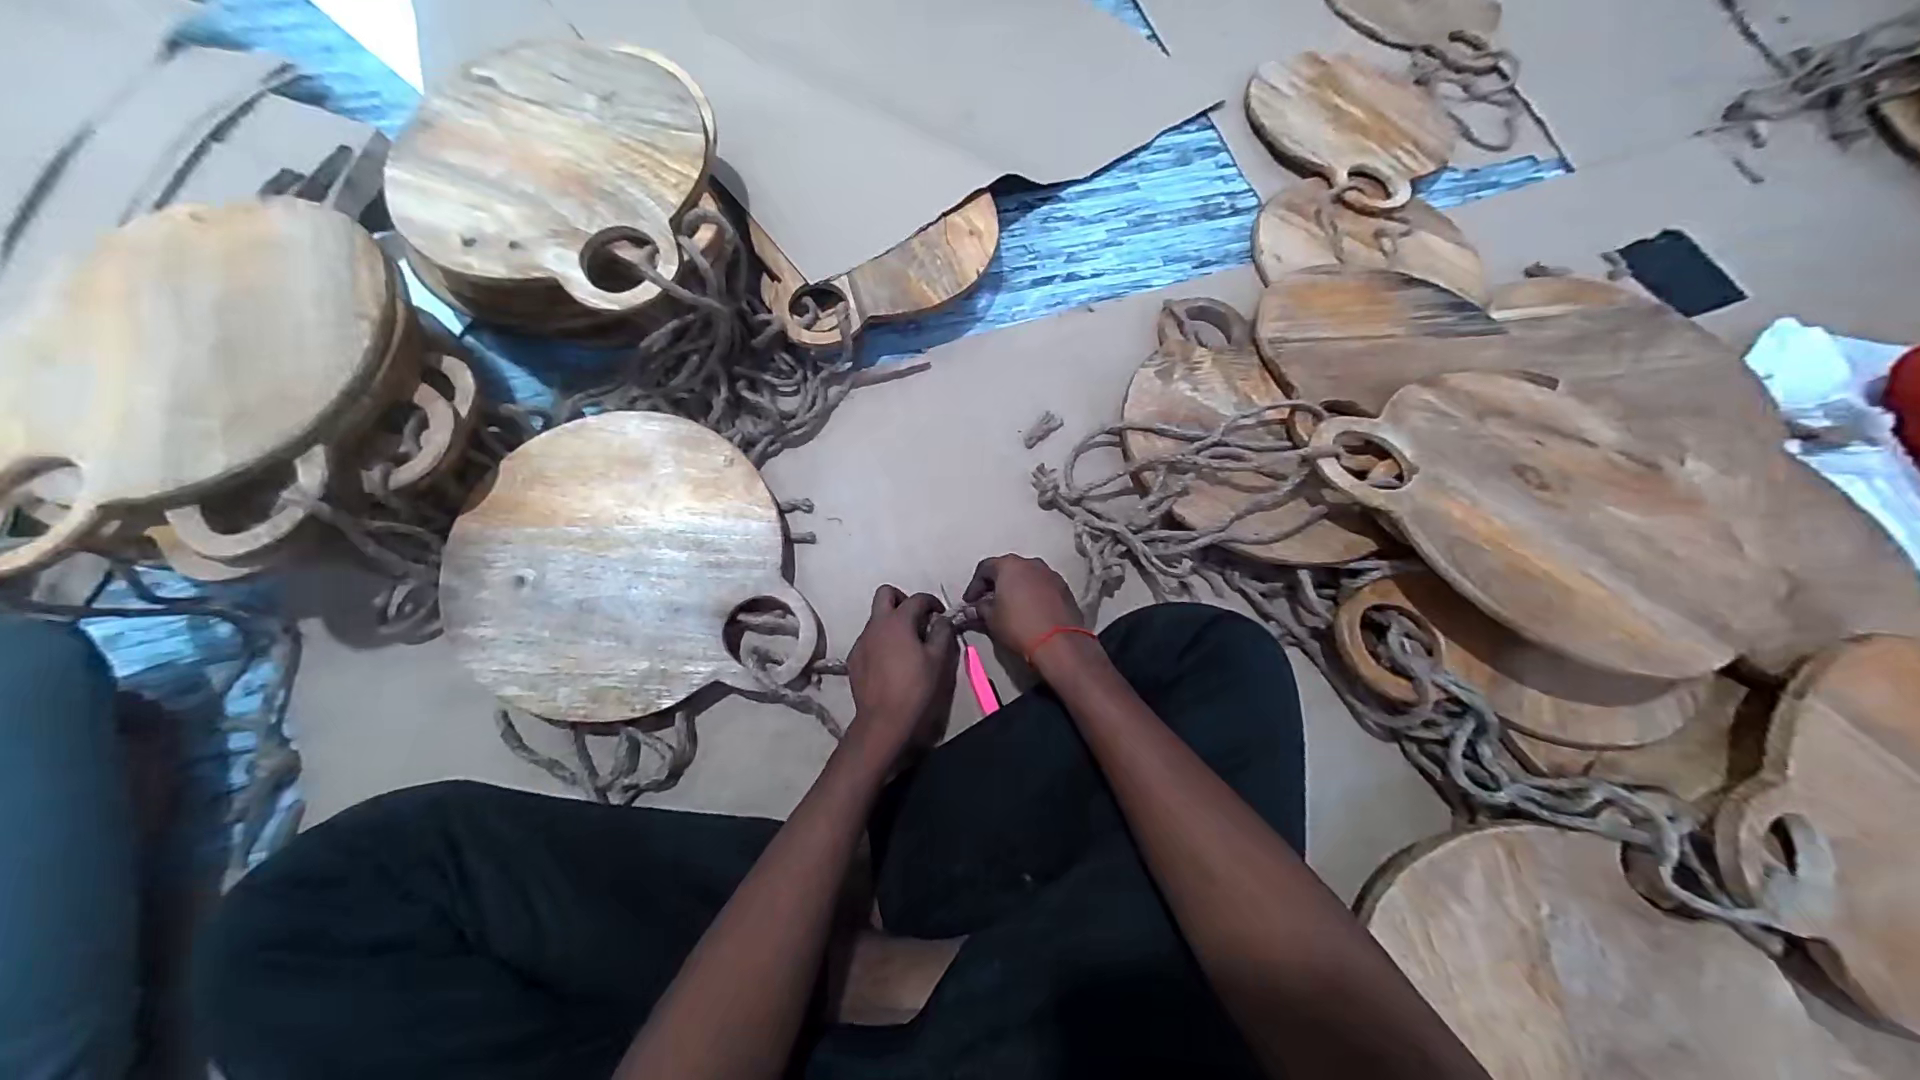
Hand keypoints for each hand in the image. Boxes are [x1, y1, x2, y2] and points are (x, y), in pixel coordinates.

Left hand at [846, 586, 957, 761]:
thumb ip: (942, 633)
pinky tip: (890, 661)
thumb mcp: (937, 660)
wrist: (883, 718)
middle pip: (885, 594)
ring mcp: (861, 640)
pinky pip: (868, 638)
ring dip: (891, 622)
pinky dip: (881, 640)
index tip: (940, 614)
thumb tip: (942, 620)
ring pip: (875, 618)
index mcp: (897, 621)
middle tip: (916, 618)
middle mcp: (875, 624)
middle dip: (902, 599)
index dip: (931, 602)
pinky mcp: (854, 657)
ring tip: (906, 644)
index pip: (916, 598)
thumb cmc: (915, 687)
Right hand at [962, 555, 1085, 661]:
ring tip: (1009, 607)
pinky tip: (1029, 611)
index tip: (969, 602)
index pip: (985, 568)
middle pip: (1007, 569)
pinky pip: (1042, 587)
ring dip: (1016, 588)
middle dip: (995, 585)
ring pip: (1027, 577)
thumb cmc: (1018, 626)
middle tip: (987, 602)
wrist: (1058, 643)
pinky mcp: (1065, 588)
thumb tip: (973, 609)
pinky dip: (1033, 594)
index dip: (974, 585)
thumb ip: (979, 609)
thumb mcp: (991, 618)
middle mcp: (1031, 563)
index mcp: (1009, 565)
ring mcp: (1051, 574)